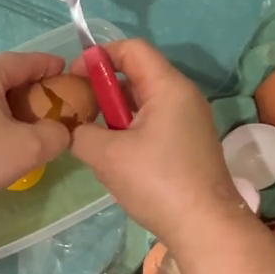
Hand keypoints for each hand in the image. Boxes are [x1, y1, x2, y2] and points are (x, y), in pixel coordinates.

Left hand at [0, 52, 71, 216]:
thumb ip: (57, 132)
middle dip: (24, 87)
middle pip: (0, 73)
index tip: (66, 74)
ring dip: (0, 100)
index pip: (25, 61)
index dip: (49, 67)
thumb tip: (58, 129)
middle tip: (44, 106)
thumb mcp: (31, 148)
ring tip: (18, 121)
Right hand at [69, 40, 243, 240]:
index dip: (99, 56)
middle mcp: (182, 97)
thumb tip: (71, 128)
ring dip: (113, 113)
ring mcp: (187, 121)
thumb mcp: (106, 155)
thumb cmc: (156, 182)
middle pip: (137, 75)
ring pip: (142, 103)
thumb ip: (80, 133)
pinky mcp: (186, 144)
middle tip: (75, 109)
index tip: (73, 78)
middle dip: (102, 87)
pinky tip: (112, 155)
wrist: (203, 224)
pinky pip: (151, 123)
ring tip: (89, 135)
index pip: (132, 49)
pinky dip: (128, 130)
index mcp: (168, 88)